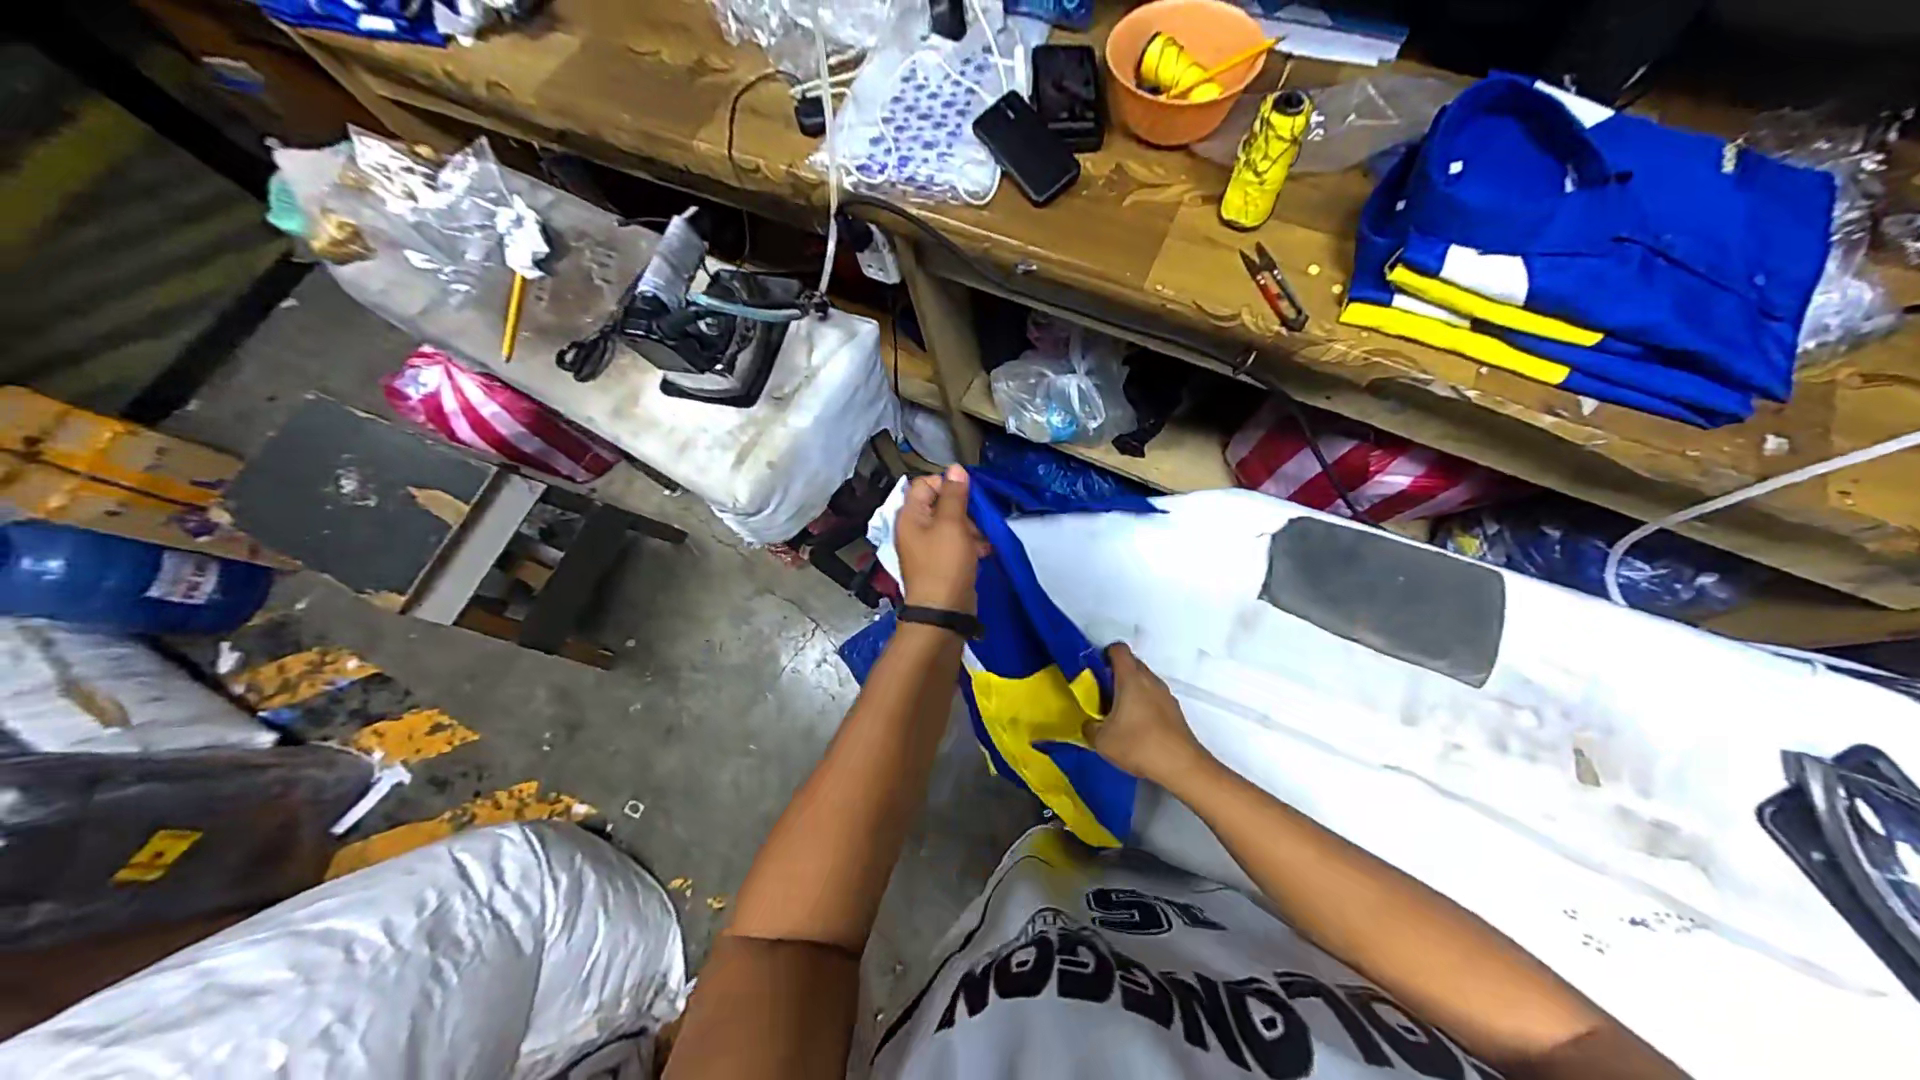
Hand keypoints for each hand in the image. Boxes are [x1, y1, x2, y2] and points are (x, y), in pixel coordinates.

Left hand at [895, 465, 989, 614]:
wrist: (943, 612)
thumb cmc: (945, 565)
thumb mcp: (952, 525)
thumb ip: (954, 495)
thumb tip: (956, 468)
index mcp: (910, 515)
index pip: (925, 483)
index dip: (947, 484)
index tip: (968, 495)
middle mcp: (915, 528)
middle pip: (940, 503)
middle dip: (964, 509)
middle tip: (977, 521)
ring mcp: (927, 547)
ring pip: (952, 524)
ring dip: (971, 528)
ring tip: (984, 540)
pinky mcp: (941, 562)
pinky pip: (956, 544)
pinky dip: (970, 544)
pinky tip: (984, 551)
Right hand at [1083, 643, 1213, 789]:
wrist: (1181, 766)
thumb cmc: (1138, 744)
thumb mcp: (1102, 740)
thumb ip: (1090, 727)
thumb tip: (1090, 725)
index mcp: (1130, 678)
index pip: (1118, 649)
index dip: (1104, 655)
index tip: (1095, 672)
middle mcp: (1150, 680)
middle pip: (1132, 664)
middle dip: (1116, 674)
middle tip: (1103, 695)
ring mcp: (1166, 695)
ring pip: (1144, 682)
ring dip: (1131, 690)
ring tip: (1119, 714)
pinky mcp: (1175, 711)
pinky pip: (1154, 697)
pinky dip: (1144, 704)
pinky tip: (1137, 728)